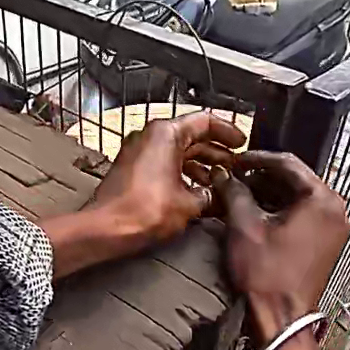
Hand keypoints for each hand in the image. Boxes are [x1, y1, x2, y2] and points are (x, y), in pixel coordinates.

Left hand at [43, 112, 244, 277]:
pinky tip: (195, 191)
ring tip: (218, 181)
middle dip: (216, 151)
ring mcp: (139, 152)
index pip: (205, 121)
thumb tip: (220, 196)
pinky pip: (163, 163)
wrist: (107, 228)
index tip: (241, 143)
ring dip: (200, 164)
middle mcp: (150, 136)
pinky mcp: (132, 169)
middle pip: (192, 136)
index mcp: (166, 133)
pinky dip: (182, 173)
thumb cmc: (142, 211)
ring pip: (178, 151)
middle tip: (235, 165)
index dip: (228, 131)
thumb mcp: (190, 204)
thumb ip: (211, 195)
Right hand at [216, 151, 348, 340]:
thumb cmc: (268, 277)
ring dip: (268, 196)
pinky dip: (279, 213)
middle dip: (261, 179)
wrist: (281, 319)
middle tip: (234, 180)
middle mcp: (335, 211)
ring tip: (239, 198)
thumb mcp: (244, 226)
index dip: (256, 160)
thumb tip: (225, 176)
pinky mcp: (324, 244)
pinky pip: (301, 217)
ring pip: (296, 199)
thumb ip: (234, 192)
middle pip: (294, 181)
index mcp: (322, 200)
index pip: (287, 163)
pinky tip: (254, 217)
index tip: (236, 162)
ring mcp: (332, 229)